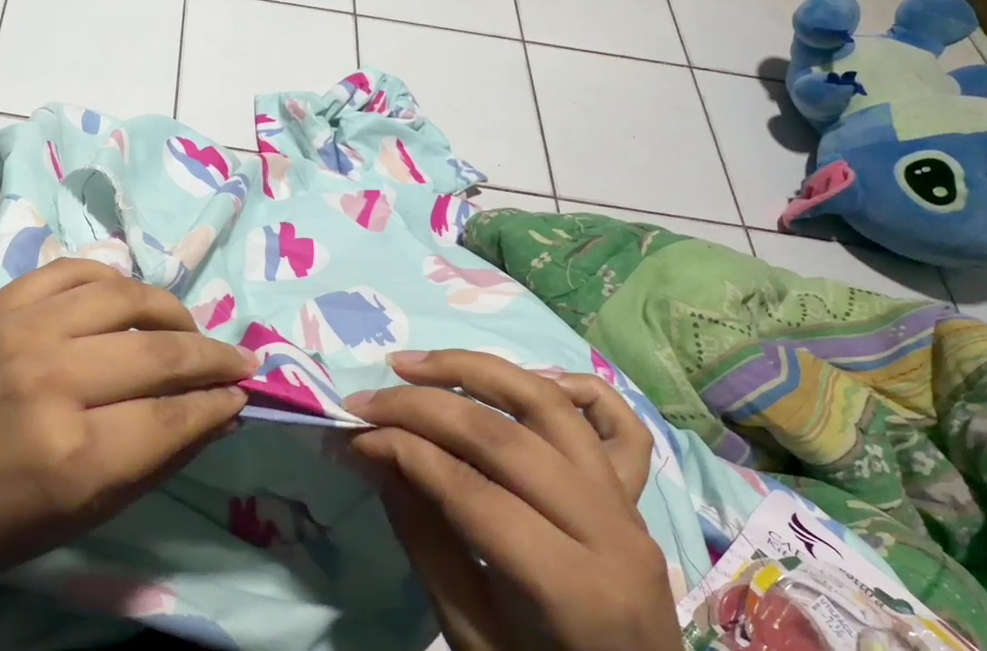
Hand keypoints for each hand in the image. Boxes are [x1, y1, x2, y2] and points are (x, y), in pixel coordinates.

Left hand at [0, 259, 256, 649]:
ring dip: (169, 309)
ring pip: (123, 296)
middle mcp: (50, 380)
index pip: (176, 413)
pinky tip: (128, 299)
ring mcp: (18, 331)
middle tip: (237, 357)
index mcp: (74, 454)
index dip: (220, 400)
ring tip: (187, 326)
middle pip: (159, 351)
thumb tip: (217, 407)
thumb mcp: (87, 512)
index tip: (244, 391)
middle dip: (212, 355)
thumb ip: (158, 456)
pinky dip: (112, 279)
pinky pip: (72, 269)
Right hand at [345, 350, 679, 650]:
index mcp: (569, 588)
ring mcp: (629, 508)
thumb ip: (423, 536)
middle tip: (365, 400)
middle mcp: (609, 533)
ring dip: (476, 370)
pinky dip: (566, 387)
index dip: (403, 450)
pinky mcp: (635, 496)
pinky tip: (517, 378)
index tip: (351, 435)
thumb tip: (370, 454)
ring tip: (415, 363)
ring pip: (551, 407)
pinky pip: (615, 423)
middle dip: (422, 405)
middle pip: (504, 437)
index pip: (470, 489)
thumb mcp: (469, 632)